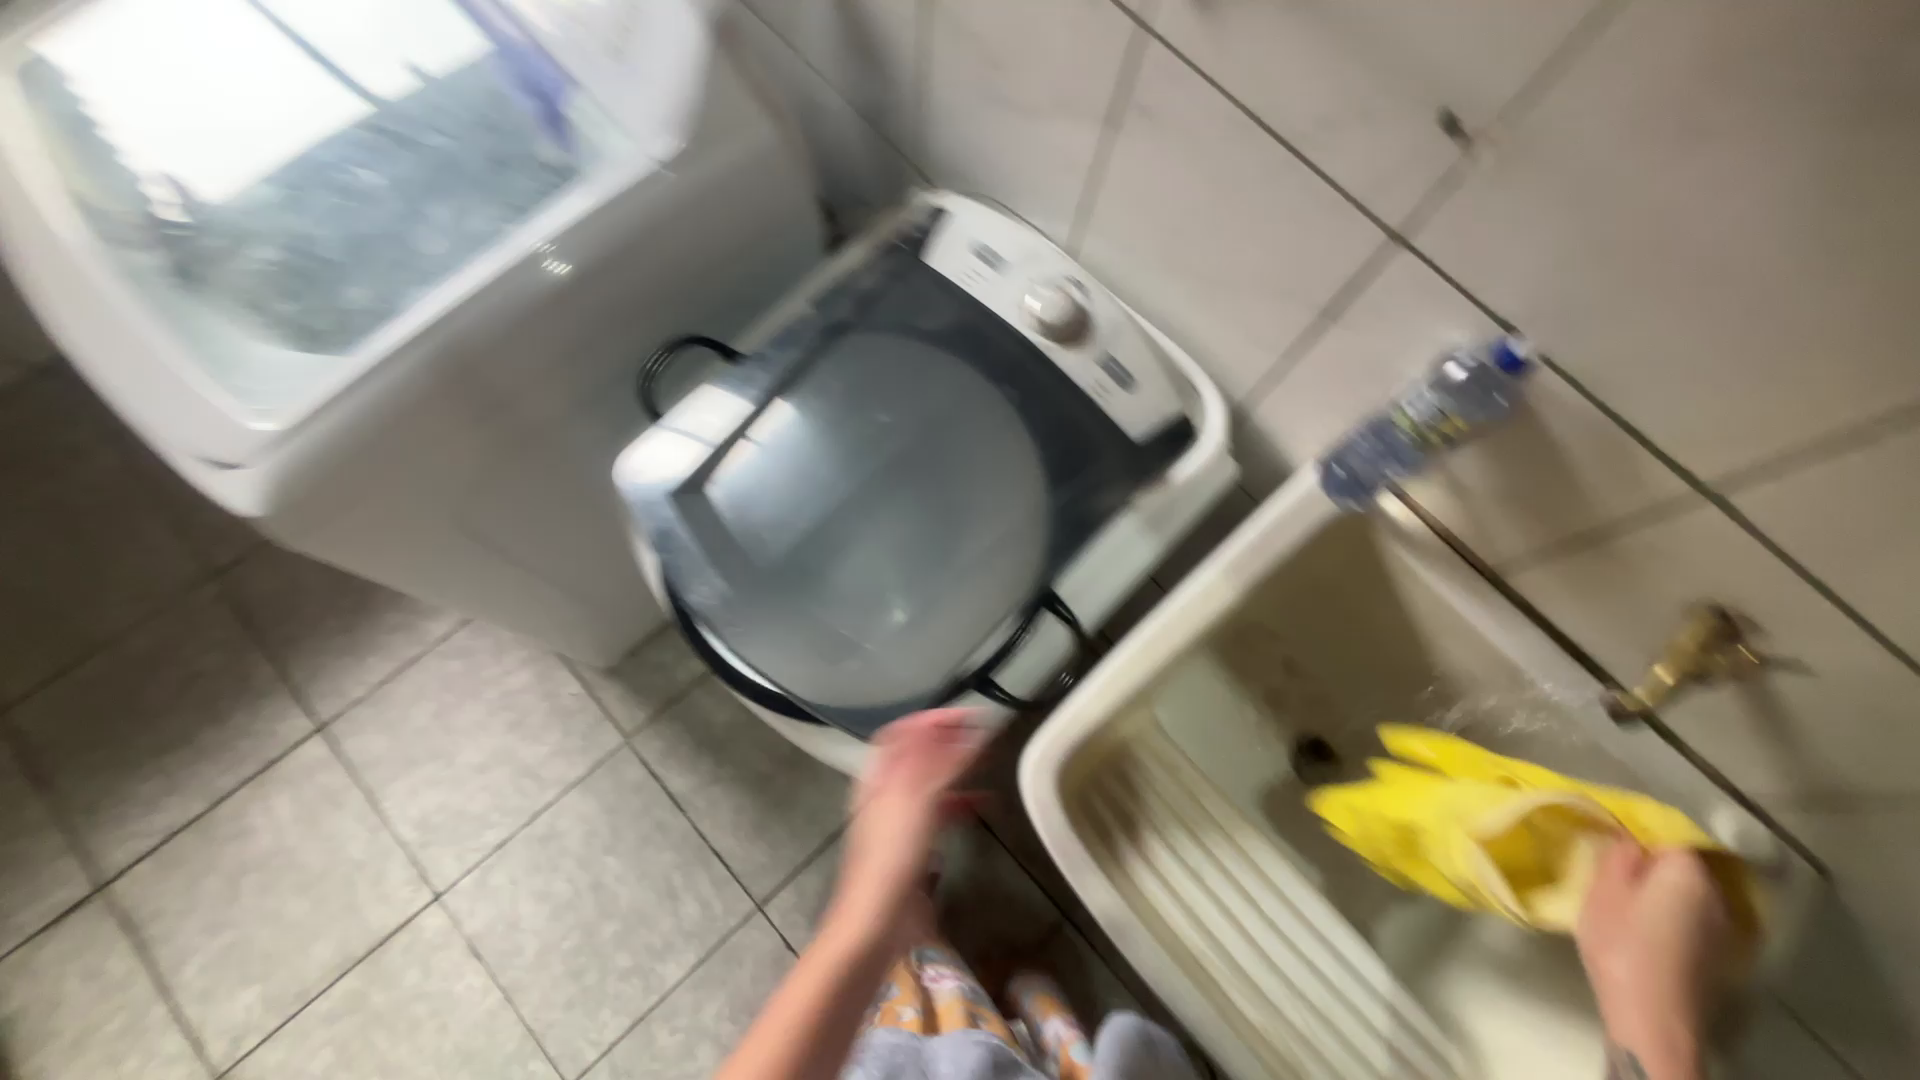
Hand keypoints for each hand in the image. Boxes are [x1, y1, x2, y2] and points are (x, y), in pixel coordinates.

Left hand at [828, 709, 991, 946]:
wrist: (877, 921)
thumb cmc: (894, 855)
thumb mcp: (920, 800)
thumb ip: (944, 762)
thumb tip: (969, 729)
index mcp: (879, 777)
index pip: (901, 732)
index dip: (931, 719)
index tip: (967, 715)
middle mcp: (885, 793)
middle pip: (916, 755)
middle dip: (948, 741)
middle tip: (983, 734)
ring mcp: (898, 821)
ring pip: (930, 783)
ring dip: (957, 769)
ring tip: (987, 763)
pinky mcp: (912, 848)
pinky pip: (939, 814)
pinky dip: (960, 803)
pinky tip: (982, 805)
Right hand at [1575, 840, 1734, 1079]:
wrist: (1655, 1019)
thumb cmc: (1622, 947)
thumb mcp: (1602, 893)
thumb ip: (1618, 859)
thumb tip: (1629, 839)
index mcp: (1688, 875)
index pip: (1671, 836)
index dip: (1642, 833)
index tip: (1615, 839)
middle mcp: (1720, 897)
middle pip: (1686, 867)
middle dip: (1656, 864)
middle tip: (1618, 871)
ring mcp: (1728, 931)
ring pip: (1694, 895)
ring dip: (1668, 892)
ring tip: (1633, 902)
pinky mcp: (1724, 957)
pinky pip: (1699, 920)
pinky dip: (1678, 917)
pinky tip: (1653, 931)